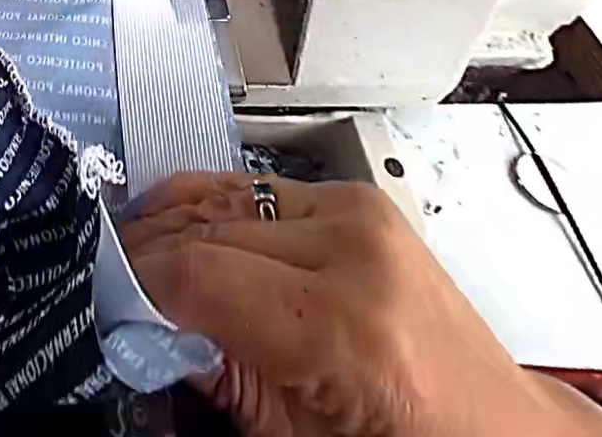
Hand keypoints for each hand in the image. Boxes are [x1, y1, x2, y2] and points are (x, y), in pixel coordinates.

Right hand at [121, 172, 601, 436]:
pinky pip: (260, 188)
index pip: (201, 275)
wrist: (494, 427)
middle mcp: (351, 247)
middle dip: (150, 252)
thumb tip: (143, 326)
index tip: (107, 297)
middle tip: (110, 273)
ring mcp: (355, 208)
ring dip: (174, 217)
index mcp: (343, 326)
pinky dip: (214, 203)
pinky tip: (183, 213)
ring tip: (135, 239)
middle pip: (210, 229)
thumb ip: (214, 375)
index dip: (141, 285)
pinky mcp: (354, 196)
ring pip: (229, 196)